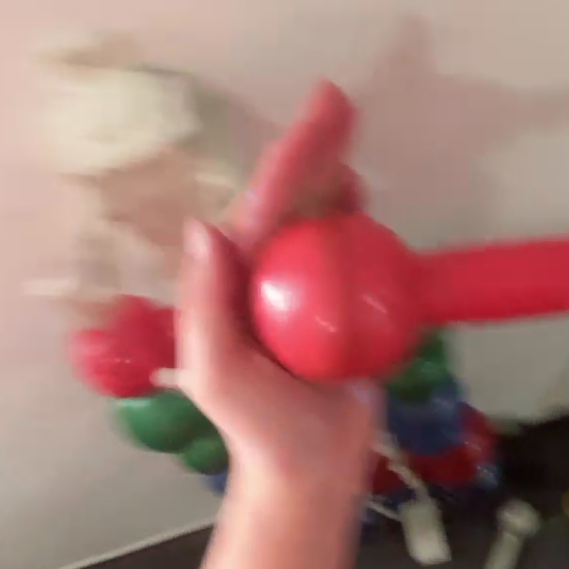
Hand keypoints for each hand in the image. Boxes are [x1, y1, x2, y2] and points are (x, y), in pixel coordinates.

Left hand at [174, 83, 377, 498]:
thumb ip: (204, 306)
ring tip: (348, 136)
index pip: (266, 207)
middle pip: (294, 200)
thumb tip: (204, 226)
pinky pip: (355, 255)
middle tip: (340, 102)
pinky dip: (360, 222)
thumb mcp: (216, 372)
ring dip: (333, 175)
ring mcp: (309, 289)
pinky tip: (364, 200)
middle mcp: (270, 274)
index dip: (292, 155)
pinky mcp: (344, 307)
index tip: (324, 107)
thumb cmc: (258, 426)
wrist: (310, 466)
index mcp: (237, 281)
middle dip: (315, 148)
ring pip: (322, 219)